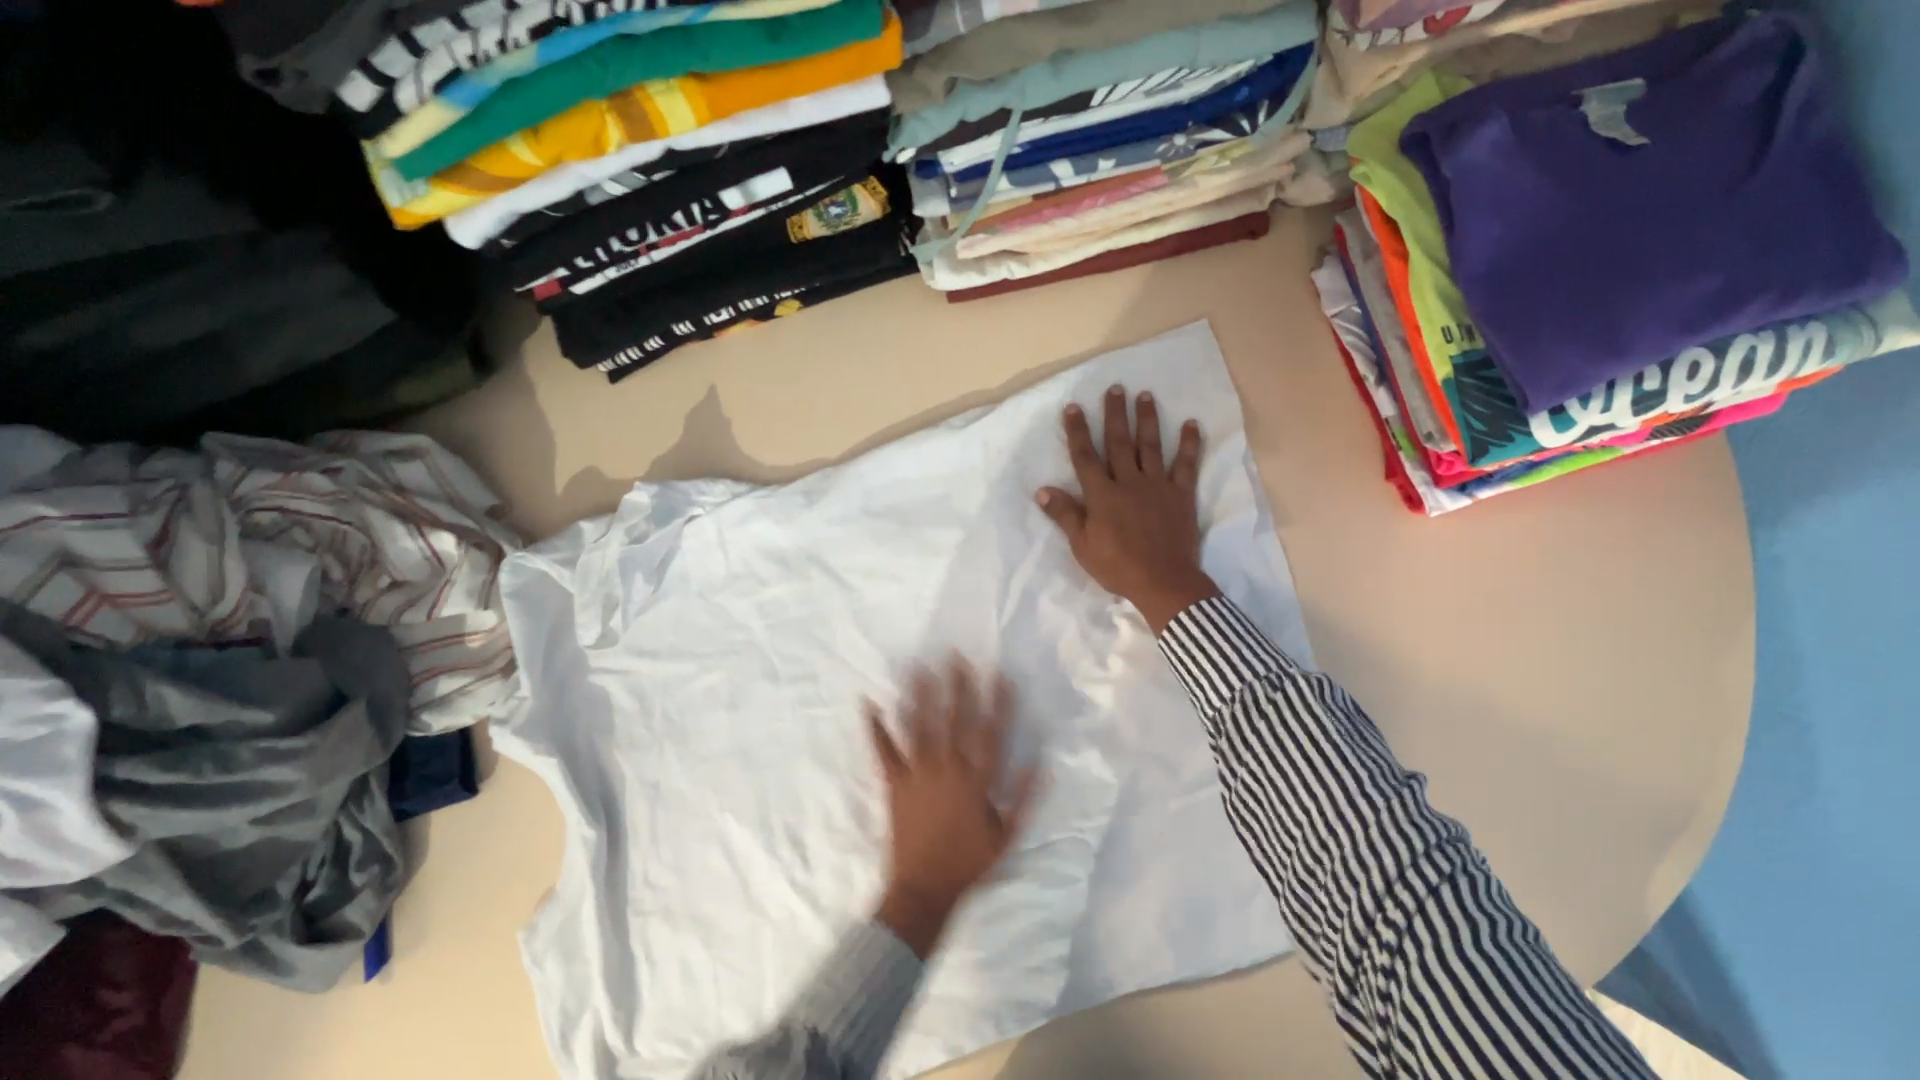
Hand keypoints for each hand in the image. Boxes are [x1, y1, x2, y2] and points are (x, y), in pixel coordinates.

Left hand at [866, 660, 1040, 958]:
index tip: (1000, 674)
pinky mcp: (892, 783)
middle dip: (956, 686)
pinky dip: (875, 727)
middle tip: (955, 655)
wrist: (923, 889)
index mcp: (976, 780)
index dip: (997, 702)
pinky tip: (868, 703)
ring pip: (918, 726)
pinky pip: (882, 751)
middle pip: (953, 720)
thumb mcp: (1007, 836)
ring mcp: (916, 774)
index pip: (990, 733)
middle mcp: (947, 769)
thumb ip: (1024, 797)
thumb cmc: (968, 864)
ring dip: (917, 695)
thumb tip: (1042, 763)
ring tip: (917, 666)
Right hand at [1037, 385, 1221, 631]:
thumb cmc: (1117, 567)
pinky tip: (1192, 424)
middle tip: (1114, 388)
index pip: (1085, 457)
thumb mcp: (1082, 545)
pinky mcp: (1181, 494)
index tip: (1073, 407)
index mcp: (1102, 495)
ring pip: (1151, 446)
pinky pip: (1186, 464)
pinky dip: (1190, 444)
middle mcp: (1129, 482)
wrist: (1163, 581)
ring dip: (1147, 419)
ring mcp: (1157, 486)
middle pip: (1119, 442)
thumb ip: (1065, 515)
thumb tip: (1042, 490)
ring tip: (1145, 395)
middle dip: (1114, 414)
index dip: (1078, 432)